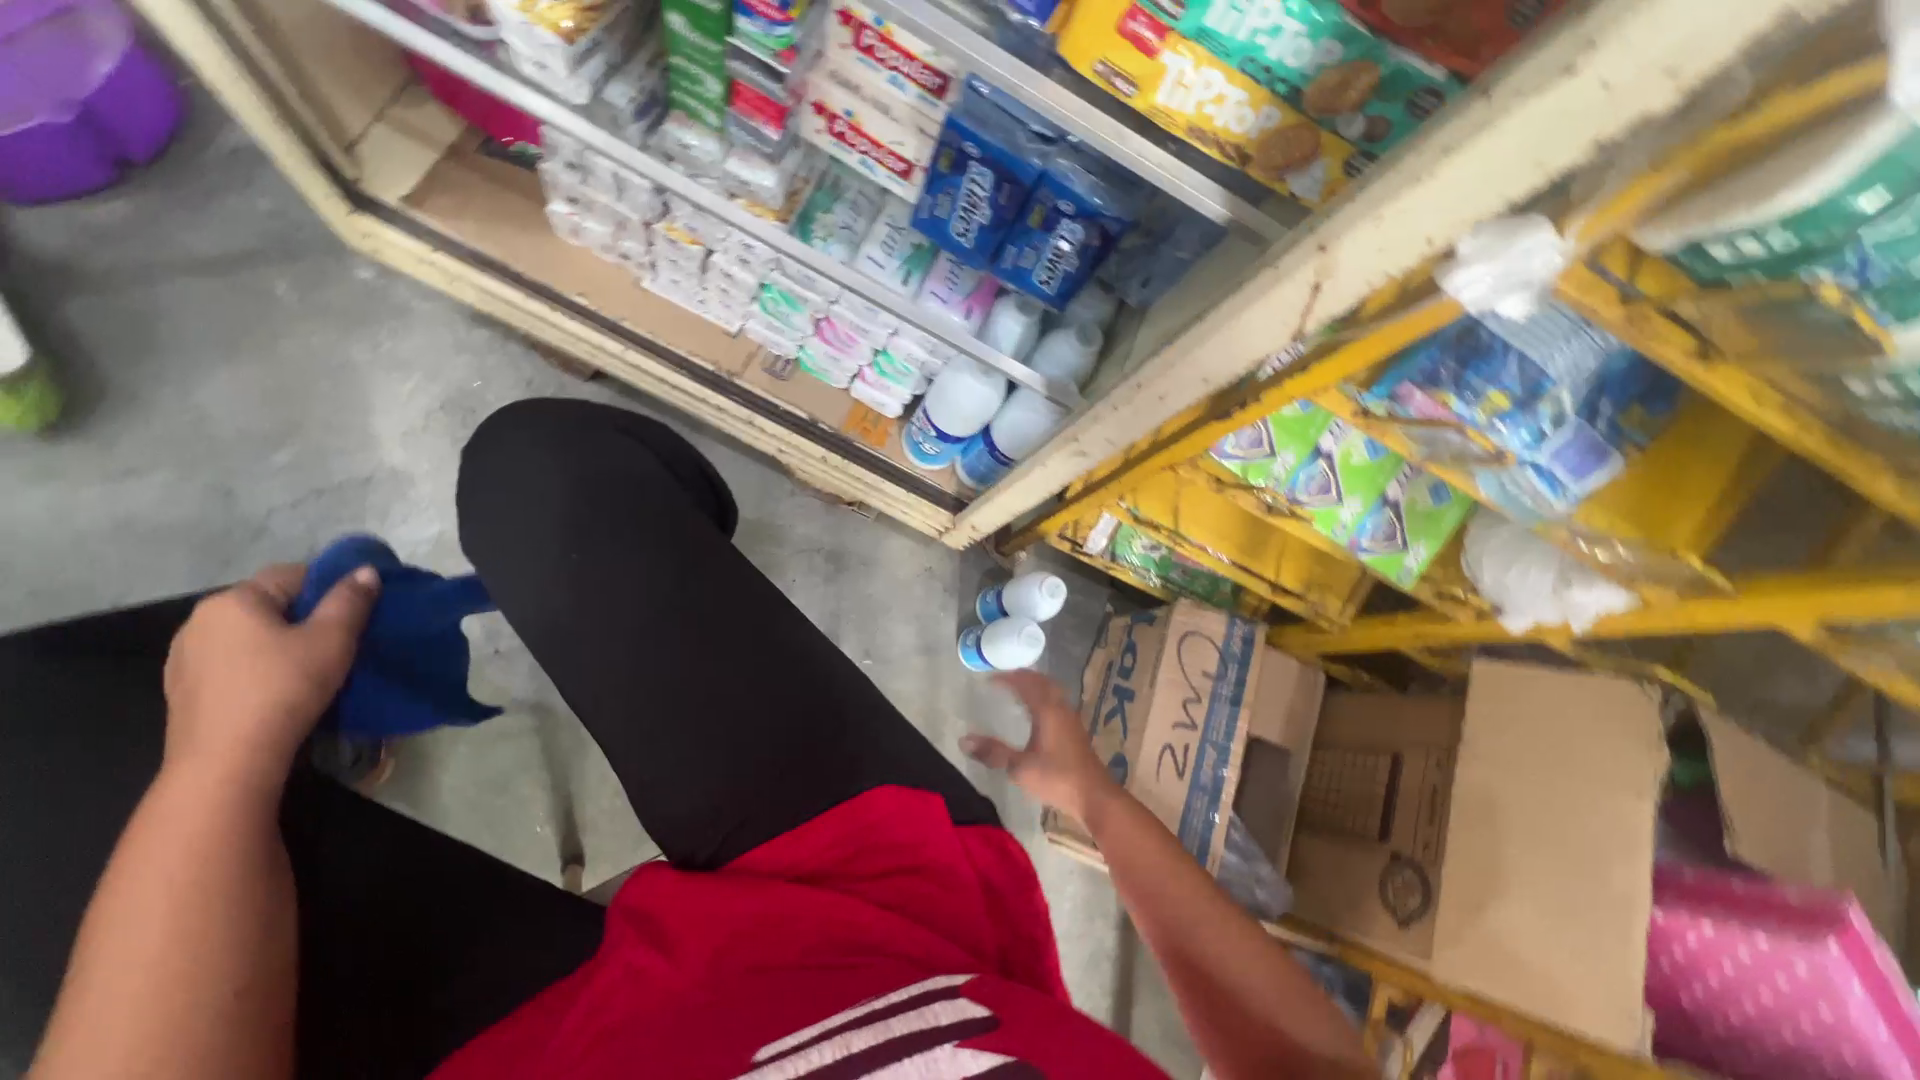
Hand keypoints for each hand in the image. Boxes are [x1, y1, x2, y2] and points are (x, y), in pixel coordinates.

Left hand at [162, 563, 379, 790]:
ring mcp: (183, 656)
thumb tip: (365, 570)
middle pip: (266, 605)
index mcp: (233, 600)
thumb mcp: (332, 641)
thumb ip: (350, 601)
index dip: (329, 588)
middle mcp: (199, 620)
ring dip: (276, 644)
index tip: (354, 614)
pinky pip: (229, 664)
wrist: (226, 760)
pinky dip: (254, 668)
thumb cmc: (284, 689)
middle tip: (337, 644)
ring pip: (246, 636)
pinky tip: (274, 691)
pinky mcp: (181, 689)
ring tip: (307, 670)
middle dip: (302, 617)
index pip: (291, 575)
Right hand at [961, 671, 1121, 824]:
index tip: (988, 679)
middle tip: (1003, 678)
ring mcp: (1071, 719)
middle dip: (1023, 677)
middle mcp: (1061, 708)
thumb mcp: (1019, 768)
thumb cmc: (1057, 778)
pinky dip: (1044, 698)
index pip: (1025, 684)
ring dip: (1035, 686)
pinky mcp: (1076, 731)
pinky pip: (1057, 702)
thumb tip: (963, 740)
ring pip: (1053, 691)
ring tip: (1018, 690)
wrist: (1094, 796)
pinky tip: (1037, 713)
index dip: (1006, 678)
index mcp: (1047, 710)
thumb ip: (993, 752)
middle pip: (1042, 682)